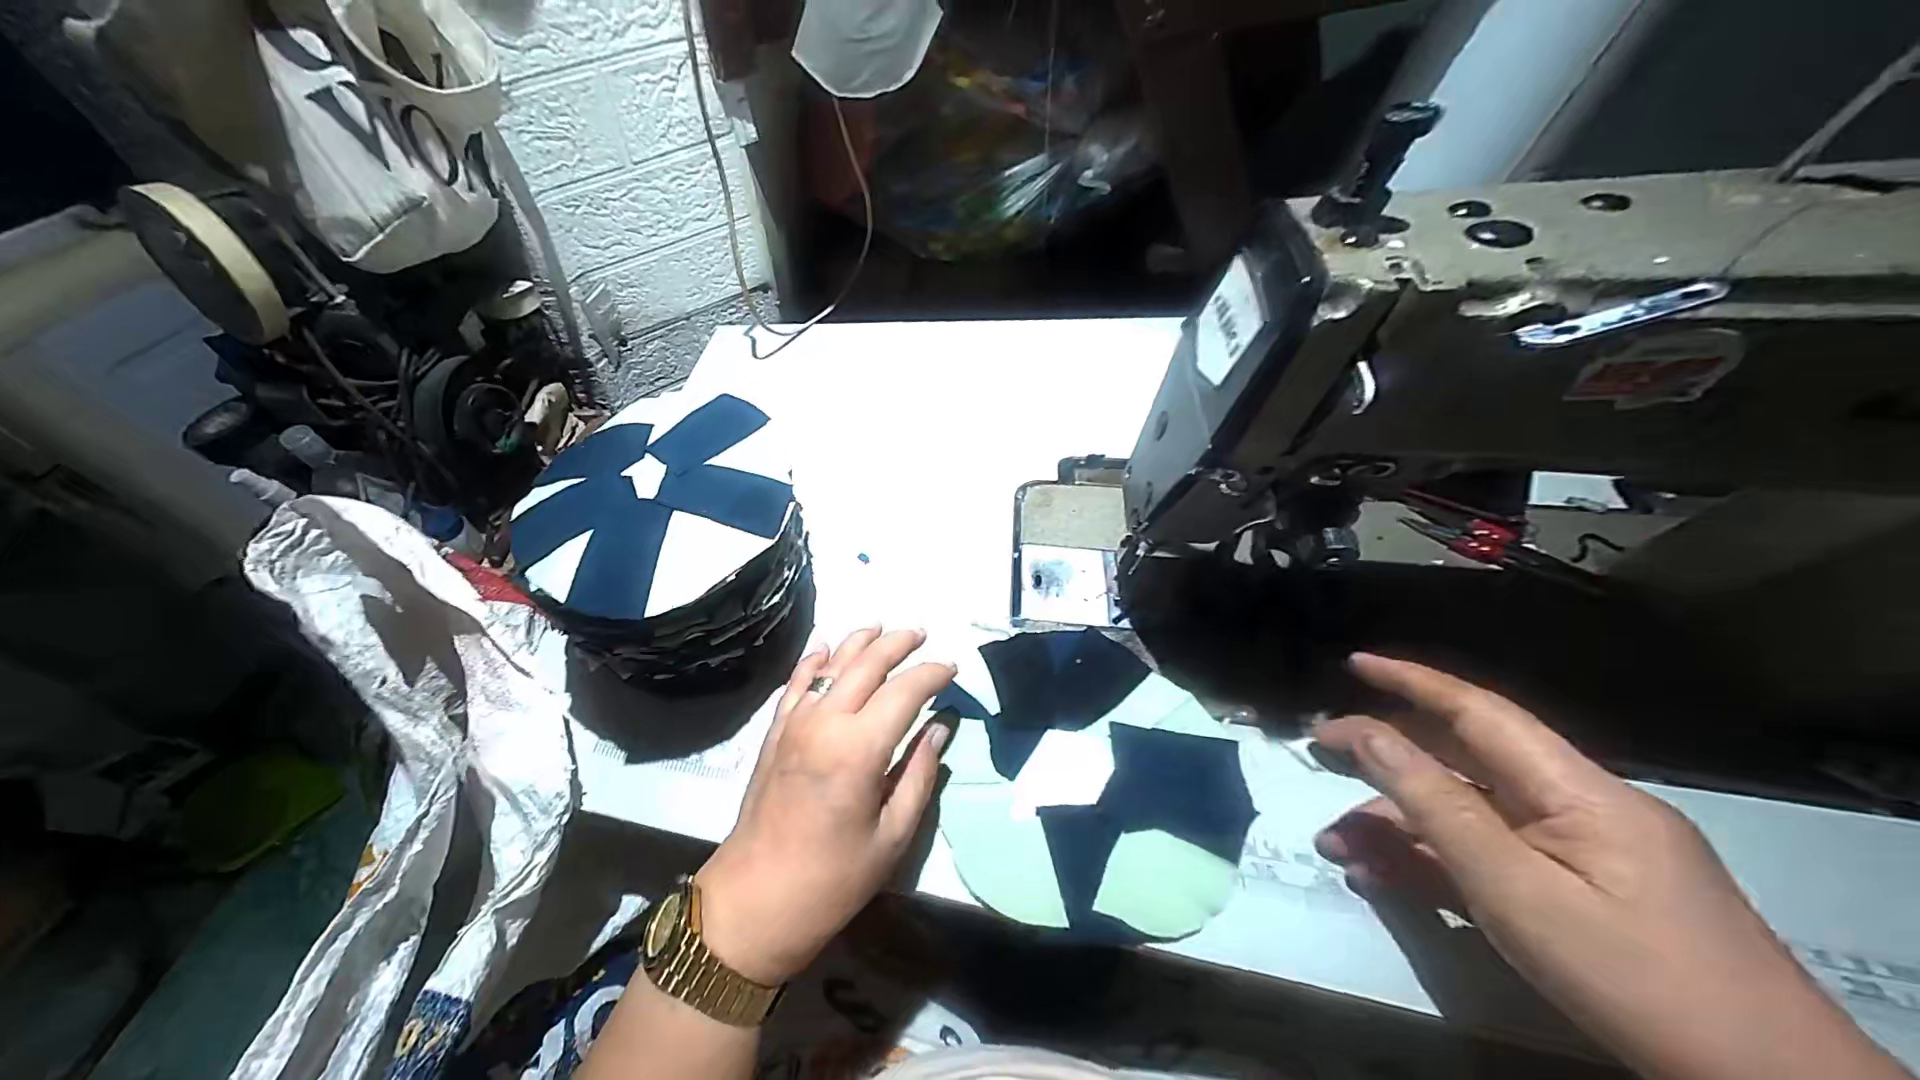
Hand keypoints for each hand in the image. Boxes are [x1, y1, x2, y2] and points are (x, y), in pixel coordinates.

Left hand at [694, 628, 953, 984]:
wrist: (755, 900)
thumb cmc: (833, 878)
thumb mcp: (892, 835)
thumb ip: (918, 773)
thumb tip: (940, 727)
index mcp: (859, 749)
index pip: (905, 690)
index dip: (932, 674)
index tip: (951, 669)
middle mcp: (825, 723)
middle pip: (866, 664)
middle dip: (898, 644)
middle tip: (922, 635)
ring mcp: (794, 724)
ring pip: (829, 665)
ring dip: (858, 642)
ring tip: (881, 627)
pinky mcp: (775, 733)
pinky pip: (795, 684)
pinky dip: (812, 660)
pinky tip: (824, 647)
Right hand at [1313, 654, 1908, 1079]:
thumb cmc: (1633, 979)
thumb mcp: (1514, 889)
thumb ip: (1435, 805)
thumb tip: (1367, 734)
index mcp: (1578, 790)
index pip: (1481, 712)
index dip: (1412, 680)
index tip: (1353, 663)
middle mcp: (1577, 806)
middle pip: (1464, 762)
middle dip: (1387, 761)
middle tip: (1321, 756)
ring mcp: (1579, 852)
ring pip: (1469, 816)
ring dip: (1398, 827)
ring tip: (1337, 848)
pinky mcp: (1577, 893)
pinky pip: (1491, 858)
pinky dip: (1434, 862)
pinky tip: (1382, 877)